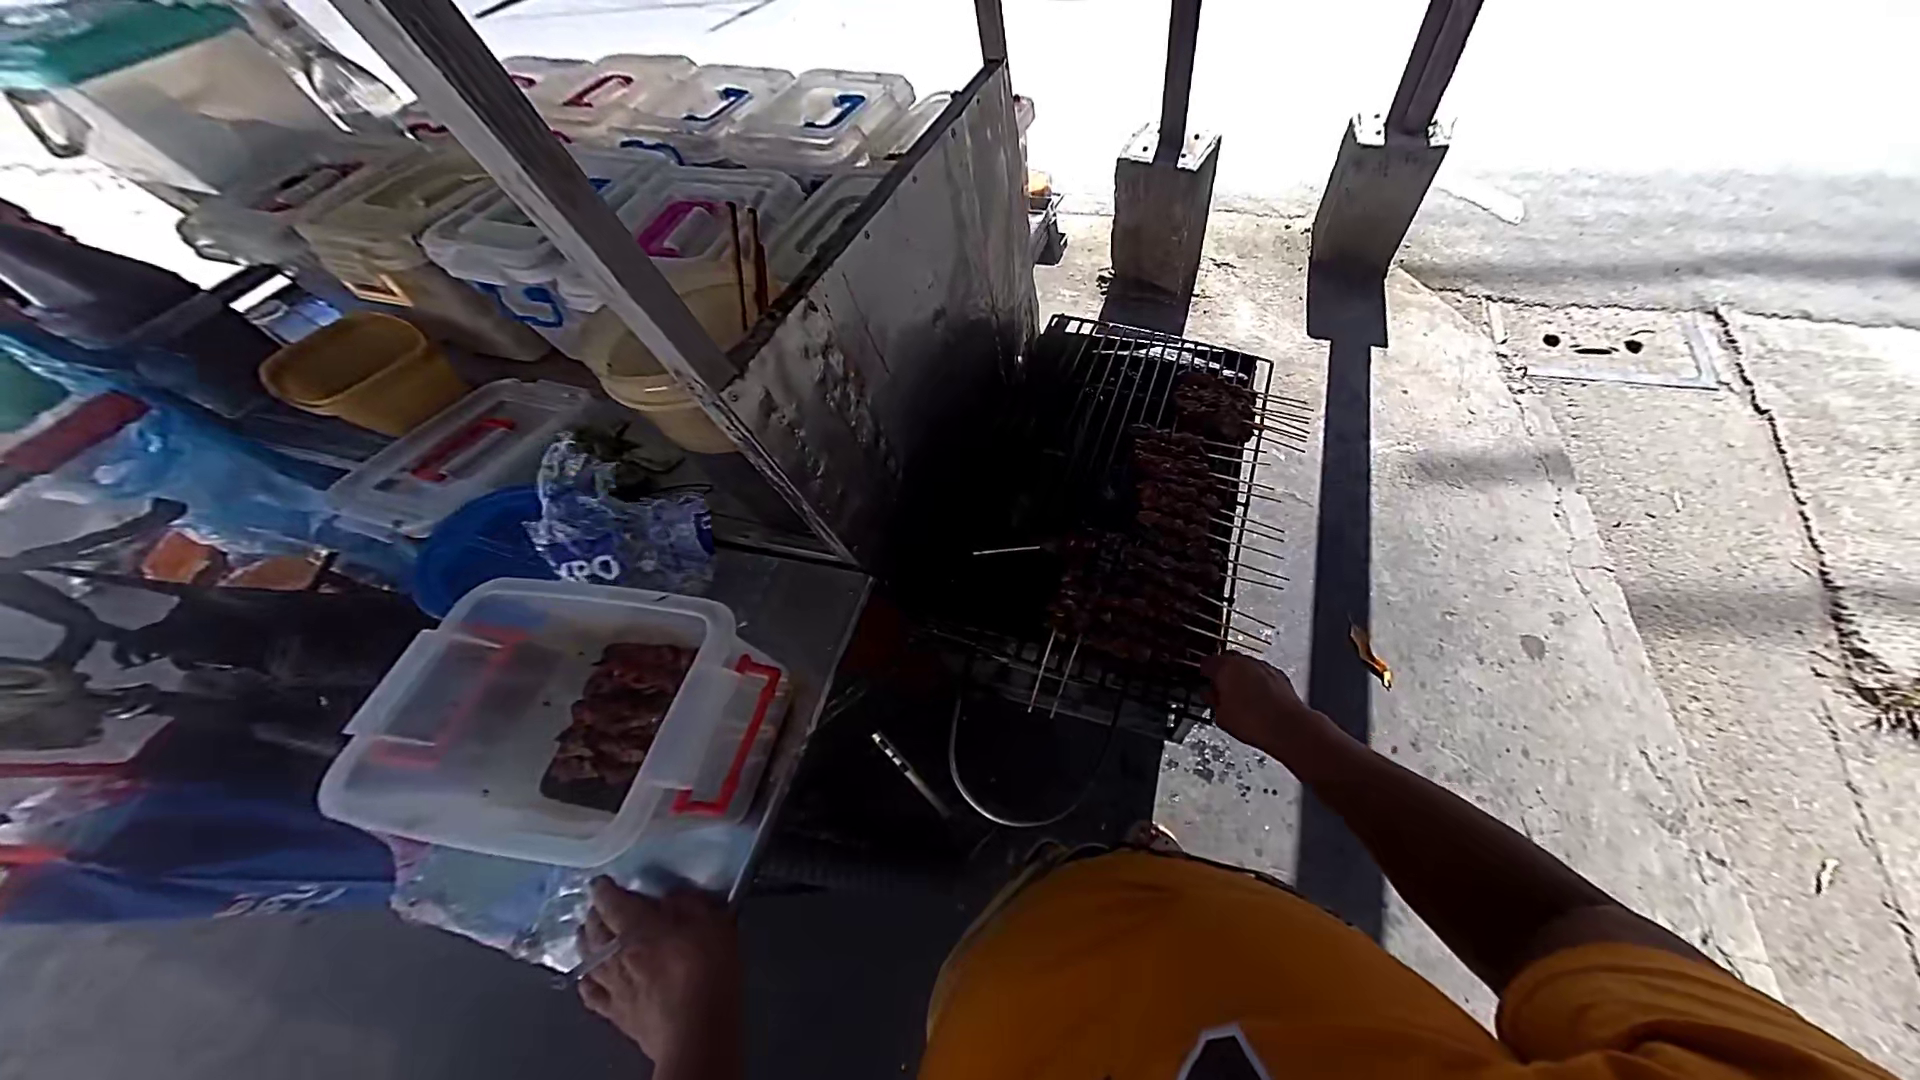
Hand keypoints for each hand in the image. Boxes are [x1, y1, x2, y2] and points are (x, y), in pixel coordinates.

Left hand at [577, 878, 741, 1076]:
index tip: (600, 881)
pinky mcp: (615, 1014)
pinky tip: (588, 976)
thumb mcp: (713, 923)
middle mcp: (618, 955)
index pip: (613, 903)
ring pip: (587, 959)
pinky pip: (591, 993)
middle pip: (595, 930)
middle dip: (595, 914)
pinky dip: (586, 980)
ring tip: (588, 932)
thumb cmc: (709, 970)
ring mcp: (613, 987)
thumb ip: (689, 904)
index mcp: (640, 929)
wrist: (697, 1031)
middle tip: (599, 904)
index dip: (604, 890)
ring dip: (586, 942)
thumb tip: (670, 897)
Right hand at [1201, 652, 1321, 752]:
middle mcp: (1244, 662)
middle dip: (1223, 672)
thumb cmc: (1256, 721)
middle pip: (1227, 660)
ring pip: (1246, 666)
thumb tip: (1211, 696)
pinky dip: (1258, 682)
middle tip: (1220, 689)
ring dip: (1241, 676)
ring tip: (1240, 697)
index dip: (1203, 672)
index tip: (1203, 679)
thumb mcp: (1221, 716)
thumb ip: (1212, 700)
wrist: (1288, 728)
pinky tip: (1257, 699)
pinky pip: (1262, 674)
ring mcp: (1263, 667)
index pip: (1207, 662)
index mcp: (1225, 667)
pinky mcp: (1279, 675)